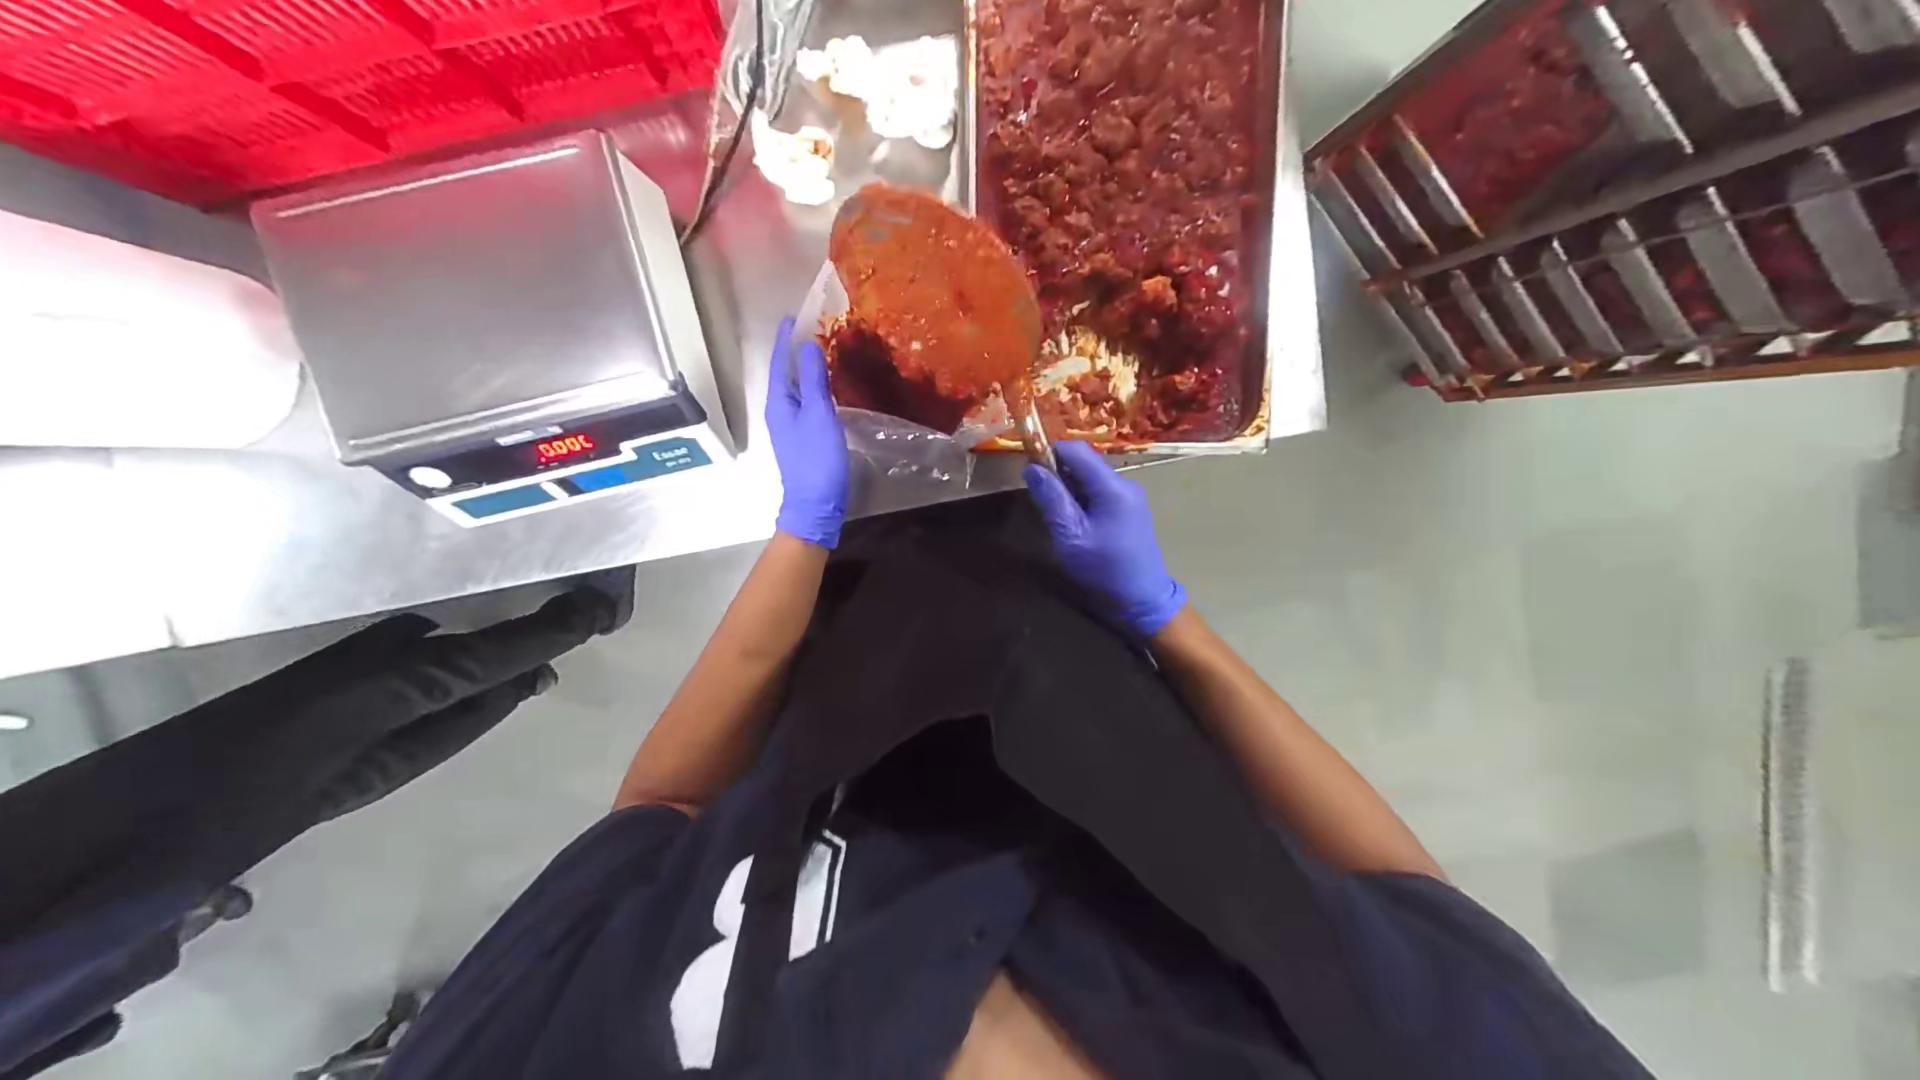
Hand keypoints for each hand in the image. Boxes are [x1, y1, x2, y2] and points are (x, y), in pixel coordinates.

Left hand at [766, 317, 848, 548]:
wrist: (815, 503)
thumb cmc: (817, 459)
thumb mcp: (818, 415)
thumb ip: (814, 380)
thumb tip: (808, 346)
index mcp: (779, 402)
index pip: (779, 362)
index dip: (785, 339)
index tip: (793, 317)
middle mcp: (779, 411)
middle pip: (785, 374)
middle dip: (795, 351)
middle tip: (812, 329)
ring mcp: (789, 426)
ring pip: (795, 389)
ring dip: (805, 370)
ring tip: (820, 351)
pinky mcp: (802, 438)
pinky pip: (804, 403)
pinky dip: (813, 388)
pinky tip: (825, 388)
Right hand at [1023, 441, 1186, 636]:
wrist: (1142, 601)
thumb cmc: (1104, 570)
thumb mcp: (1070, 536)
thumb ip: (1051, 499)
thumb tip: (1031, 467)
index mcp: (1112, 487)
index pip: (1076, 450)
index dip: (1049, 451)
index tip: (1028, 467)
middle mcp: (1124, 484)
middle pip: (1084, 462)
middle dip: (1057, 471)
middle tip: (1038, 496)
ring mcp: (1129, 497)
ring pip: (1090, 478)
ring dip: (1067, 487)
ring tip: (1053, 512)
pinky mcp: (1128, 510)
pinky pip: (1098, 492)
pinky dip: (1080, 499)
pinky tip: (1072, 521)